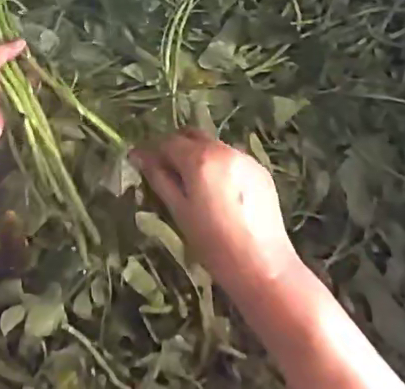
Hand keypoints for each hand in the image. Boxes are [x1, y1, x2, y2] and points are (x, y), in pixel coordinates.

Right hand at [132, 129, 296, 285]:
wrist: (266, 269)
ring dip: (198, 155)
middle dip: (175, 147)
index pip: (166, 141)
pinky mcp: (260, 170)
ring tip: (196, 185)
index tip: (143, 163)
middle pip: (190, 135)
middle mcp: (222, 149)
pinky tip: (219, 191)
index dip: (152, 151)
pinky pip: (230, 157)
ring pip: (211, 145)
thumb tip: (138, 155)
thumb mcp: (178, 210)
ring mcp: (244, 158)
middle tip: (168, 172)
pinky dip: (218, 165)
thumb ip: (158, 176)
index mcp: (199, 158)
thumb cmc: (214, 243)